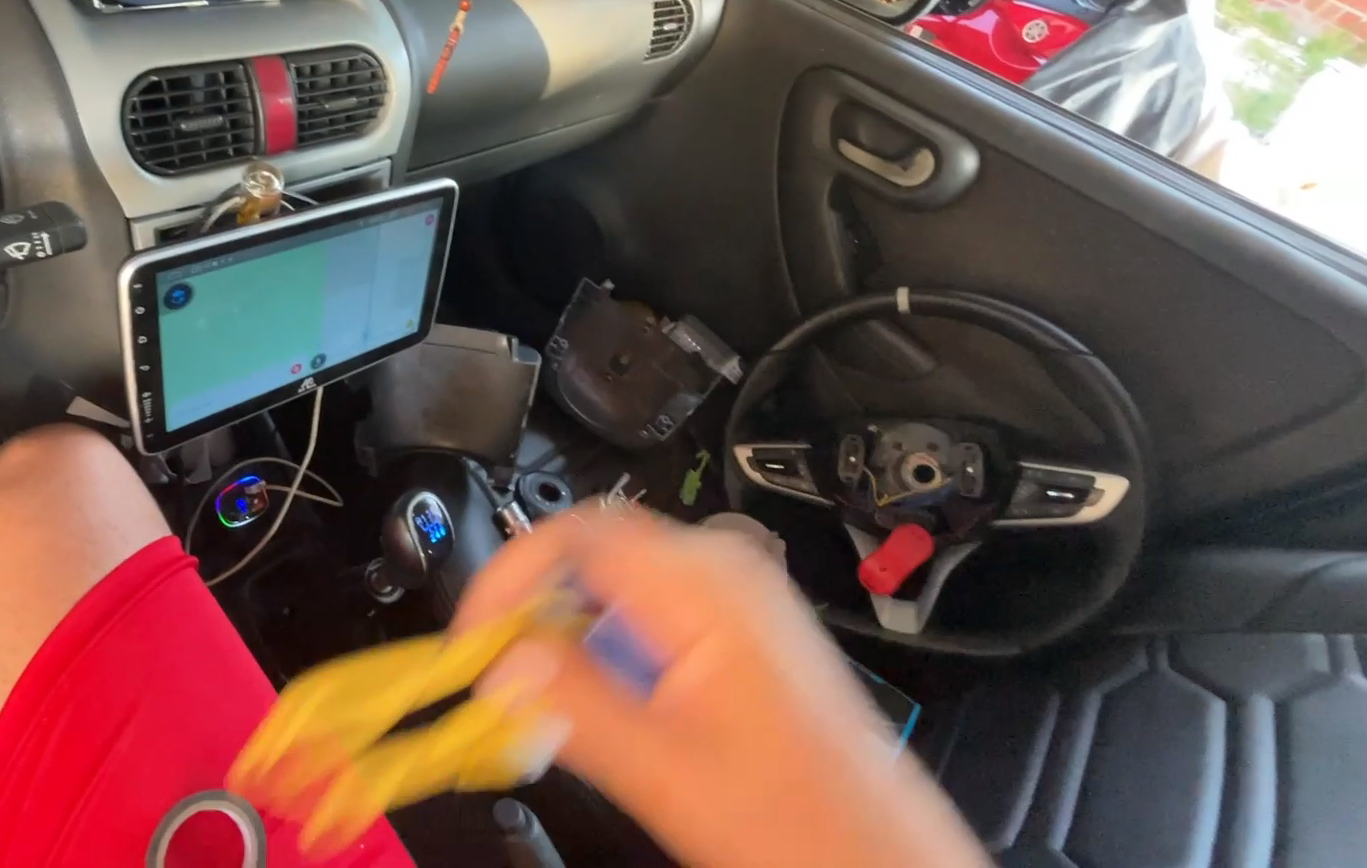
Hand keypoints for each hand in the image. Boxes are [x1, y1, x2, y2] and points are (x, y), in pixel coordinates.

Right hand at [453, 503, 989, 867]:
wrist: (889, 867)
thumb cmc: (806, 828)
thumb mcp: (669, 773)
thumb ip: (574, 706)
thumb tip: (499, 662)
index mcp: (707, 585)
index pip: (578, 533)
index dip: (511, 573)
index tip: (476, 633)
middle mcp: (720, 569)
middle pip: (590, 548)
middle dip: (531, 602)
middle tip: (495, 666)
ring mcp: (728, 592)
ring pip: (609, 576)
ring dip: (561, 624)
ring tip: (538, 691)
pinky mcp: (728, 621)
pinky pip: (638, 603)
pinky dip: (596, 638)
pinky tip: (592, 694)